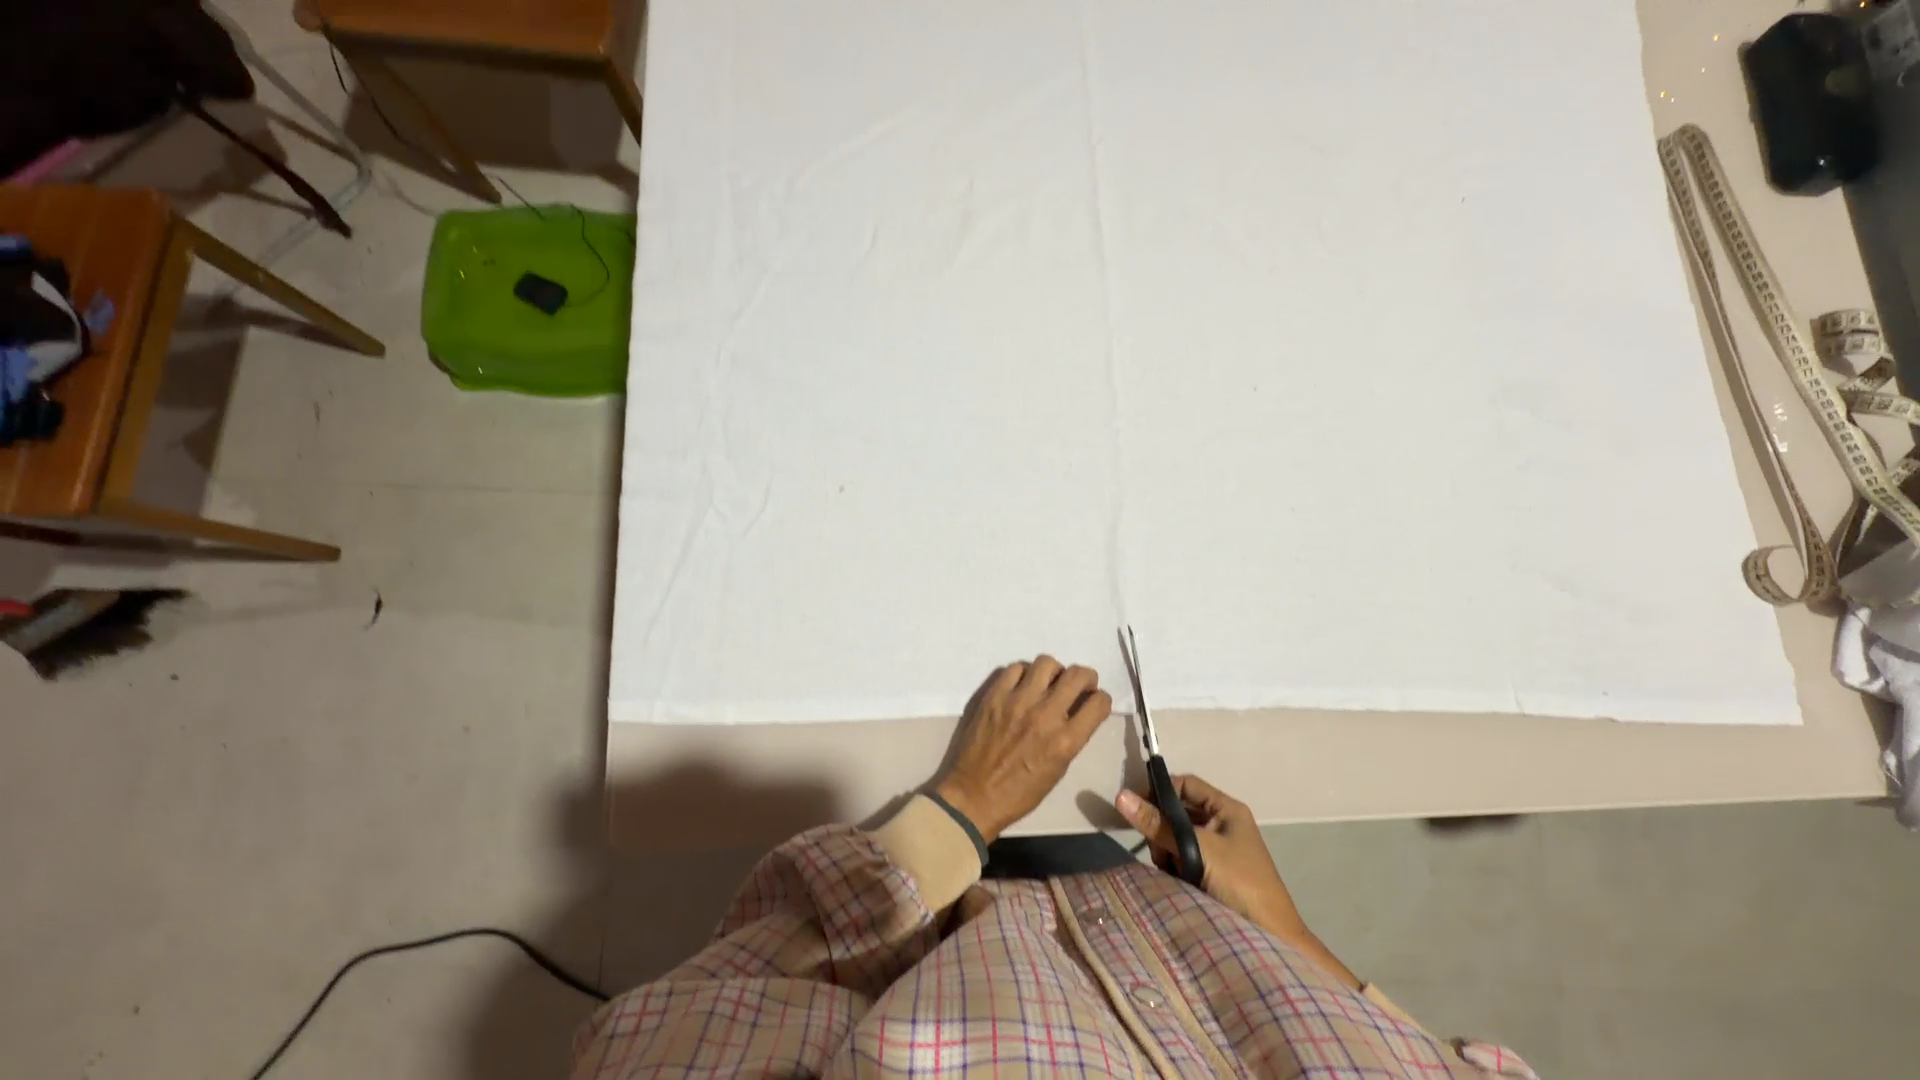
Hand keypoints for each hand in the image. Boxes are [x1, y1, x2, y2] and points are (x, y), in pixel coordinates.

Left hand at [933, 656, 1112, 843]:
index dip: (1101, 699)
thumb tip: (1077, 713)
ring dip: (1054, 671)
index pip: (1099, 702)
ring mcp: (1018, 701)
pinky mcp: (994, 695)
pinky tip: (1022, 687)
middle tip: (1079, 685)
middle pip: (1078, 675)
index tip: (1094, 701)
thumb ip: (1072, 737)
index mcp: (1066, 740)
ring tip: (1048, 683)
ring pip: (1047, 663)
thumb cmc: (1020, 793)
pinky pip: (1015, 668)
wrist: (974, 795)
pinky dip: (1024, 674)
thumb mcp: (1059, 769)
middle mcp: (1045, 715)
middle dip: (1086, 678)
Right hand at [1115, 773, 1361, 987]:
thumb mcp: (1197, 849)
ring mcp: (1217, 850)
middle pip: (1177, 812)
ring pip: (1175, 838)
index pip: (1185, 784)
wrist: (1272, 936)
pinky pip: (1181, 859)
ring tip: (1170, 870)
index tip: (1135, 808)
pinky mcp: (1211, 873)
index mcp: (1226, 809)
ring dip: (1166, 852)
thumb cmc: (1240, 883)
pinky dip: (1174, 868)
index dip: (1159, 791)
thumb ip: (1158, 824)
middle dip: (1162, 828)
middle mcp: (1221, 824)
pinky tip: (1176, 881)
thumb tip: (1120, 796)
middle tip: (1158, 850)